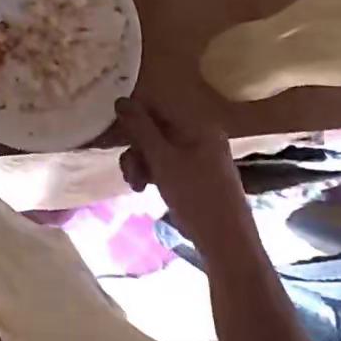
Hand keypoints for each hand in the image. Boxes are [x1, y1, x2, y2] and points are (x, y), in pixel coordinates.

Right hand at [115, 97, 255, 253]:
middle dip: (135, 148)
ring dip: (140, 163)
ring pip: (156, 148)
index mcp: (196, 125)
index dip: (131, 117)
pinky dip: (151, 172)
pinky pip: (165, 163)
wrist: (226, 241)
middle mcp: (198, 135)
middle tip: (128, 171)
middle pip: (153, 128)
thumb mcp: (162, 160)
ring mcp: (197, 155)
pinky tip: (144, 189)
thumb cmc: (196, 196)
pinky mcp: (193, 174)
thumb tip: (120, 100)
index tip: (113, 137)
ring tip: (136, 186)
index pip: (156, 105)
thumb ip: (141, 129)